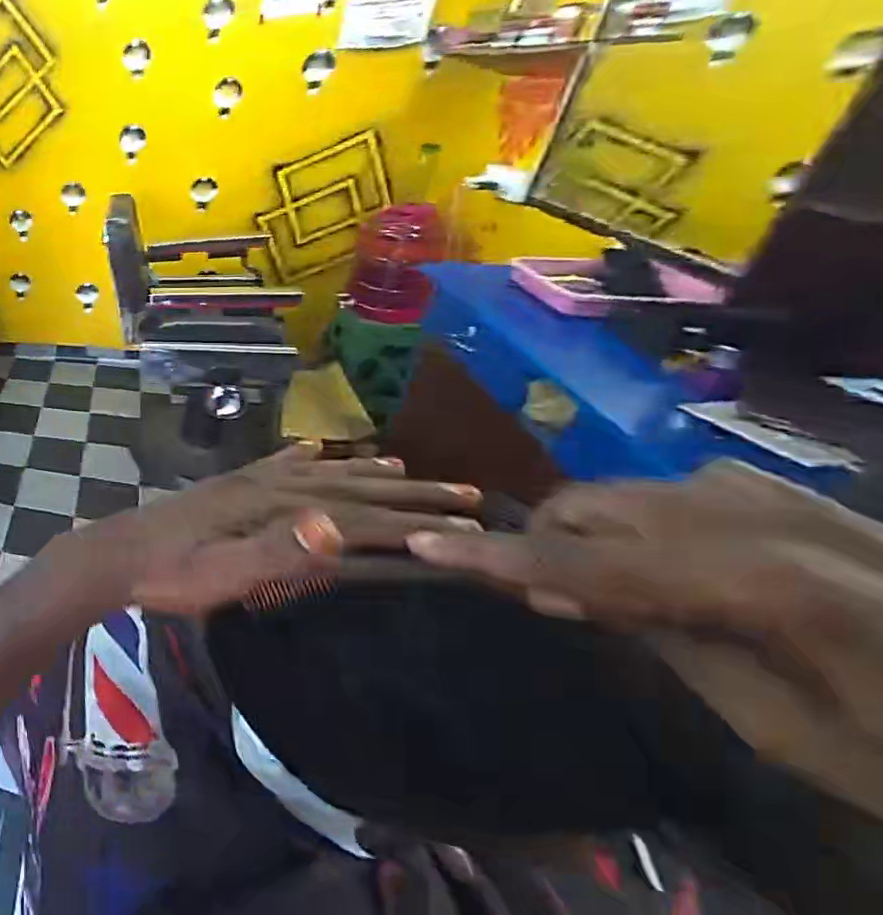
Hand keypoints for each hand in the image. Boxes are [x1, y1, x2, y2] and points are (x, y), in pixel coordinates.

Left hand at [73, 443, 484, 615]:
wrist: (116, 555)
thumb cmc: (170, 574)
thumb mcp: (223, 575)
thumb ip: (277, 553)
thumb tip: (337, 528)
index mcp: (270, 508)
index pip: (355, 514)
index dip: (411, 521)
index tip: (469, 525)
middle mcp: (262, 486)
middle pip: (344, 486)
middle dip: (405, 492)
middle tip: (465, 492)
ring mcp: (241, 483)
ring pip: (314, 472)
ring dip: (360, 471)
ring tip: (402, 467)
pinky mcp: (223, 487)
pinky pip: (271, 465)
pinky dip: (299, 458)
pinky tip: (310, 449)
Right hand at [404, 468, 832, 633]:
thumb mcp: (785, 727)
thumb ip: (659, 640)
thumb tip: (561, 590)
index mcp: (759, 582)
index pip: (582, 561)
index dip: (493, 558)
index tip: (420, 547)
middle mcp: (758, 517)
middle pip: (592, 506)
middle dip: (545, 543)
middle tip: (535, 594)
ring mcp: (782, 496)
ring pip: (625, 491)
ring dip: (589, 532)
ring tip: (598, 585)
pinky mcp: (799, 497)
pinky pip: (676, 491)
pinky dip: (642, 521)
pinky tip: (665, 563)